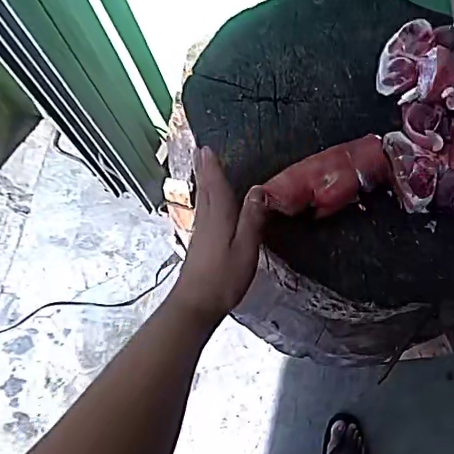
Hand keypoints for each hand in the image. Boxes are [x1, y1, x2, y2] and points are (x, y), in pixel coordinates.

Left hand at [165, 147, 267, 324]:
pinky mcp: (198, 247)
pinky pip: (204, 216)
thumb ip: (252, 218)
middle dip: (205, 171)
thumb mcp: (246, 247)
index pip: (216, 186)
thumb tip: (258, 190)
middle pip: (206, 191)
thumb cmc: (223, 278)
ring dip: (204, 186)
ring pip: (202, 203)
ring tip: (204, 173)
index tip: (207, 149)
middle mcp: (206, 222)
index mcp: (219, 218)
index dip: (213, 168)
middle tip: (202, 153)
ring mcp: (200, 235)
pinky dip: (206, 204)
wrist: (195, 304)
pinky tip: (208, 209)